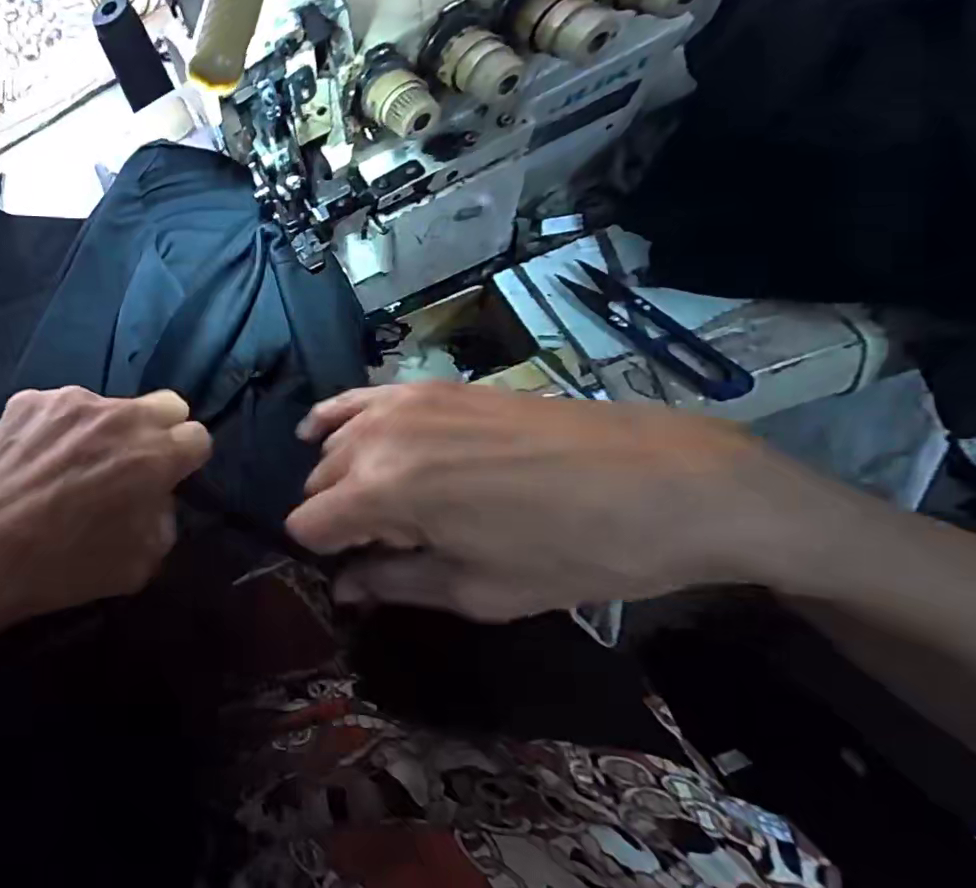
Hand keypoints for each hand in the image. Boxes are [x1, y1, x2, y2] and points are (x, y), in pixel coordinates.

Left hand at [0, 387, 212, 641]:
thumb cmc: (61, 567)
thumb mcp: (138, 565)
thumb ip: (162, 521)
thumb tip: (156, 497)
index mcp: (153, 455)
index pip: (197, 436)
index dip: (185, 461)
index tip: (168, 477)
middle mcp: (117, 414)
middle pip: (165, 404)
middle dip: (158, 431)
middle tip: (131, 464)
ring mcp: (69, 399)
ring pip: (108, 405)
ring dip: (103, 430)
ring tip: (69, 467)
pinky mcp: (28, 399)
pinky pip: (61, 409)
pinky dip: (59, 429)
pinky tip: (36, 461)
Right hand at [287, 383, 865, 620]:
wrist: (669, 480)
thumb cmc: (577, 551)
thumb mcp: (482, 590)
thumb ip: (394, 584)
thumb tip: (342, 588)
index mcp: (384, 492)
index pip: (306, 524)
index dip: (325, 554)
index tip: (361, 568)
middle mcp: (375, 439)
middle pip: (316, 483)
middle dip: (339, 517)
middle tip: (394, 541)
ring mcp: (398, 403)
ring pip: (331, 446)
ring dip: (344, 477)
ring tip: (395, 498)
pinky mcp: (424, 386)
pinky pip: (351, 399)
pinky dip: (332, 421)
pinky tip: (326, 435)